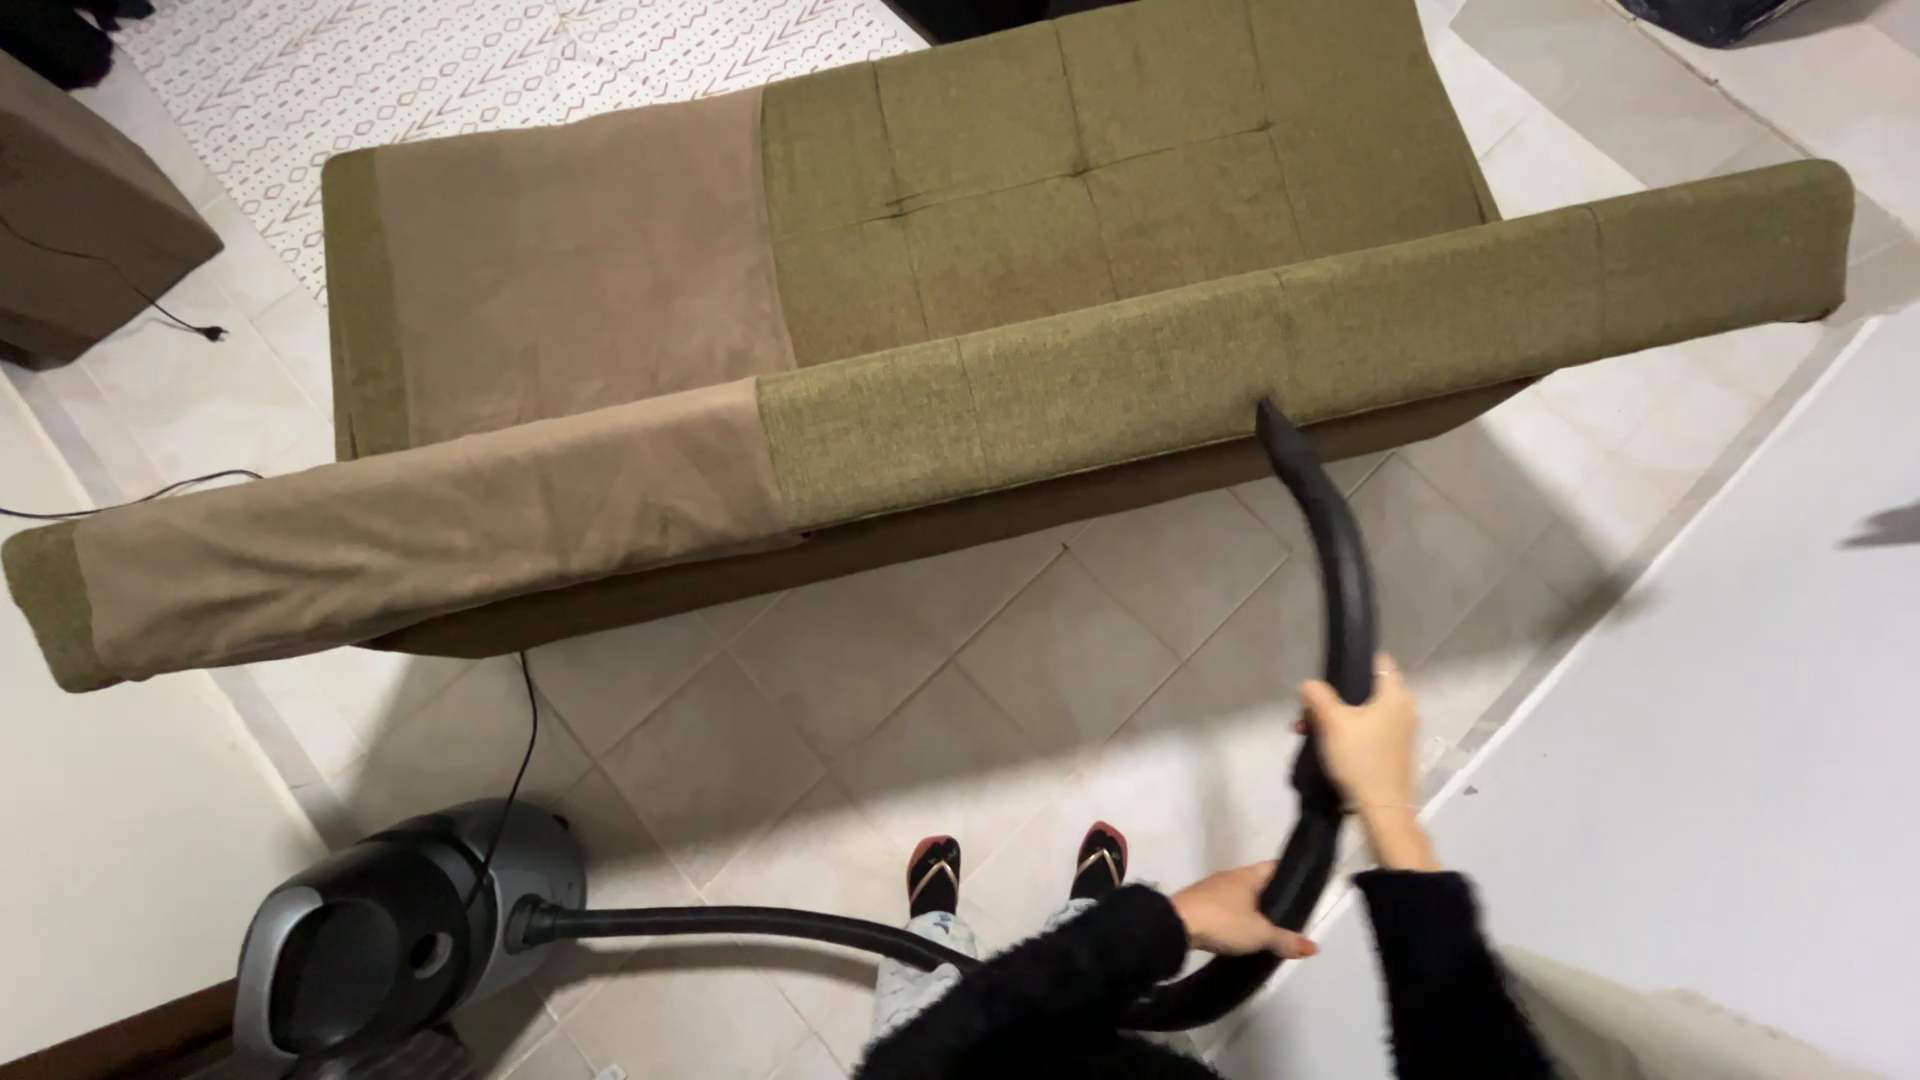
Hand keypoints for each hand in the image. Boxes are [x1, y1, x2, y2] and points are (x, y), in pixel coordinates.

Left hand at [1170, 863, 1317, 958]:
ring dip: (1254, 910)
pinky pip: (1227, 908)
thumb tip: (1314, 947)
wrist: (1177, 924)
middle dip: (1273, 898)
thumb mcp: (1260, 933)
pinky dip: (1238, 918)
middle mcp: (1229, 877)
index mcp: (1246, 876)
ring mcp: (1212, 889)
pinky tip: (1243, 933)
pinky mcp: (1200, 903)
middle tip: (1292, 917)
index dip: (1288, 875)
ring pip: (1241, 896)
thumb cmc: (1223, 921)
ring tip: (1271, 929)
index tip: (1303, 888)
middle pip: (1257, 883)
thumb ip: (1286, 939)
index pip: (1273, 867)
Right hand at [1295, 652, 1418, 809]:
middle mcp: (1403, 710)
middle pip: (1363, 690)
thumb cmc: (1361, 757)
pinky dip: (1344, 732)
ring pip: (1360, 712)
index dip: (1354, 660)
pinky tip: (1320, 743)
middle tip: (1308, 707)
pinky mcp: (1392, 751)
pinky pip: (1365, 731)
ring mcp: (1400, 732)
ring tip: (1306, 728)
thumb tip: (1309, 685)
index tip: (1330, 668)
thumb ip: (1317, 695)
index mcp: (1396, 696)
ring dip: (1332, 716)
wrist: (1382, 808)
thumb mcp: (1332, 721)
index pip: (1379, 662)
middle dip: (1331, 697)